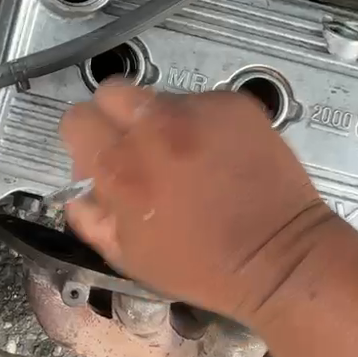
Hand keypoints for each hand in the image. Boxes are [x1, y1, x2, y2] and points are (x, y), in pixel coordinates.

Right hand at [58, 83, 339, 325]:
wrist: (281, 261)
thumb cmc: (202, 267)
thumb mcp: (126, 255)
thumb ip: (87, 215)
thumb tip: (80, 187)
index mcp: (120, 166)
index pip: (75, 118)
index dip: (83, 138)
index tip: (99, 154)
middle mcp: (153, 128)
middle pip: (110, 89)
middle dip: (114, 114)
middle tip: (136, 145)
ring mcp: (197, 111)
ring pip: (158, 95)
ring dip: (160, 119)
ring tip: (185, 156)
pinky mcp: (234, 104)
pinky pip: (202, 101)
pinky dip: (202, 122)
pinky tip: (218, 155)